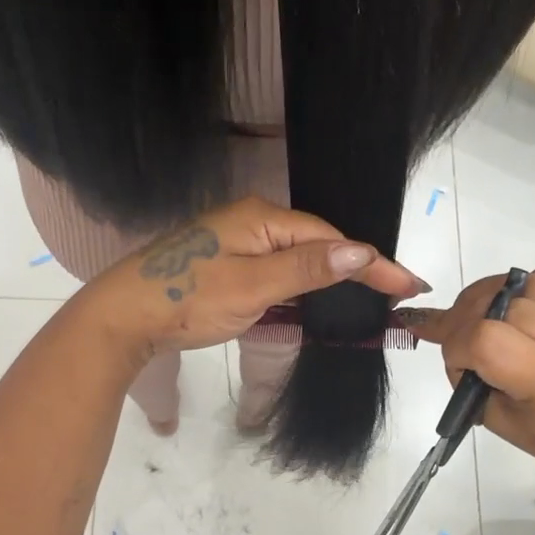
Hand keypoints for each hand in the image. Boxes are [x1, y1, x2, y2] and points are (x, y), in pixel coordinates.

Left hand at [77, 197, 428, 359]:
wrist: (125, 316)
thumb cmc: (187, 298)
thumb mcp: (252, 285)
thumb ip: (306, 268)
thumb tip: (360, 249)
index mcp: (262, 218)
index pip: (330, 238)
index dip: (371, 263)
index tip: (410, 284)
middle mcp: (253, 223)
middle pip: (317, 245)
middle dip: (357, 267)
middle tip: (398, 292)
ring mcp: (238, 244)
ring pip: (297, 260)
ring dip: (331, 277)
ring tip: (371, 296)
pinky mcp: (228, 267)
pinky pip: (278, 272)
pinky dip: (303, 287)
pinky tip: (319, 300)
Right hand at [402, 268, 534, 493]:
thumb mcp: (496, 415)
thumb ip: (463, 369)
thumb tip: (426, 322)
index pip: (484, 338)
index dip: (456, 344)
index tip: (456, 359)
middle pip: (496, 305)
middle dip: (468, 321)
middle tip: (464, 340)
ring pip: (517, 284)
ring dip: (494, 303)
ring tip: (495, 326)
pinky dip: (524, 292)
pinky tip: (527, 316)